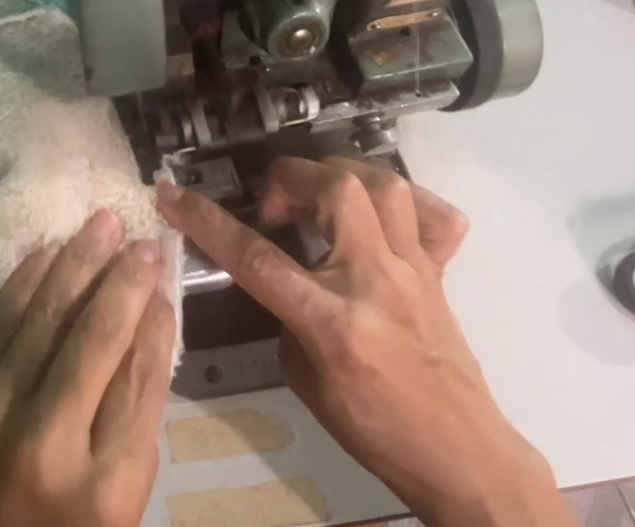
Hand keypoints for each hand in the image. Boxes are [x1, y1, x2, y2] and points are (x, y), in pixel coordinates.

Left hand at [0, 210, 176, 526]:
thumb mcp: (110, 514)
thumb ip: (130, 438)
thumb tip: (142, 341)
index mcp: (101, 488)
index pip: (140, 383)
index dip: (156, 326)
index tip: (165, 288)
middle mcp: (47, 441)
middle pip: (97, 338)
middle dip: (125, 281)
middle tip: (144, 242)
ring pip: (45, 315)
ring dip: (79, 261)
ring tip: (104, 223)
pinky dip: (25, 279)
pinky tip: (48, 251)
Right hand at [157, 157, 573, 526]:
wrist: (462, 458)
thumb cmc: (373, 429)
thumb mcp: (303, 378)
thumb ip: (284, 316)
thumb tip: (276, 277)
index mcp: (331, 321)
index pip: (255, 256)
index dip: (205, 220)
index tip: (171, 194)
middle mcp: (375, 283)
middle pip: (336, 190)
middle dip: (289, 176)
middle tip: (271, 206)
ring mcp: (415, 272)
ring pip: (385, 186)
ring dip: (340, 175)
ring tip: (317, 196)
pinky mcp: (440, 273)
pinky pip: (435, 217)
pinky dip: (406, 203)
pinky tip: (379, 218)